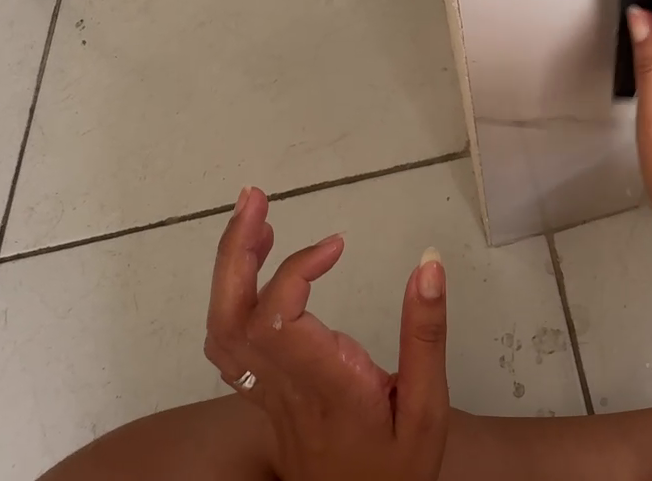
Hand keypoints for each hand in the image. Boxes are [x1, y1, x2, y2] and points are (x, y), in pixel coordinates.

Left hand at [203, 187, 448, 480]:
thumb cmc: (398, 466)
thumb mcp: (429, 407)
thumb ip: (426, 335)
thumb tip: (428, 263)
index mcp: (326, 386)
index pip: (278, 321)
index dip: (293, 269)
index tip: (336, 244)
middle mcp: (285, 388)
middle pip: (231, 319)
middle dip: (235, 252)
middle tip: (254, 197)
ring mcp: (267, 394)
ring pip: (221, 331)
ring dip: (229, 268)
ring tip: (254, 218)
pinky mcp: (265, 395)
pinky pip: (229, 345)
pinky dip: (230, 296)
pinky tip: (251, 270)